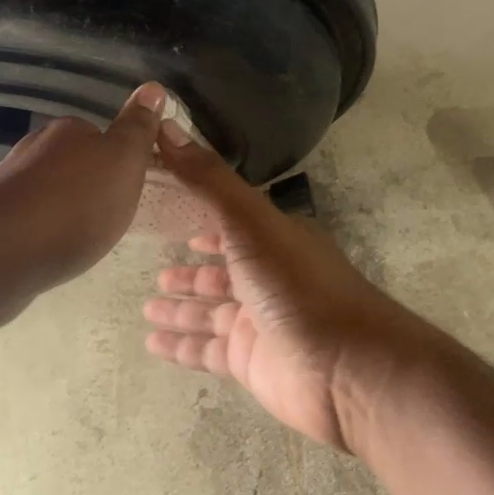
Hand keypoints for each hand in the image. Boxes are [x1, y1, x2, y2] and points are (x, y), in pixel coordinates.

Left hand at [0, 83, 166, 315]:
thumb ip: (137, 129)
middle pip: (77, 163)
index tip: (132, 189)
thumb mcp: (122, 162)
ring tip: (86, 237)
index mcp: (67, 130)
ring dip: (69, 208)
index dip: (121, 162)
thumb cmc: (73, 205)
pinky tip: (55, 248)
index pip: (103, 136)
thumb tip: (153, 87)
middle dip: (93, 185)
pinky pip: (35, 216)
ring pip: (53, 190)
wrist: (0, 253)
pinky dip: (48, 228)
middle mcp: (35, 147)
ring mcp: (12, 181)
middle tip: (113, 216)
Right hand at [142, 131, 404, 449]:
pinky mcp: (252, 364)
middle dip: (189, 272)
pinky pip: (207, 351)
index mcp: (277, 240)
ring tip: (145, 307)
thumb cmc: (298, 284)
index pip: (234, 225)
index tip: (171, 215)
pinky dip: (180, 347)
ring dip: (180, 310)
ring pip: (210, 314)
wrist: (348, 369)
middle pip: (221, 273)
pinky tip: (151, 344)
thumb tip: (166, 125)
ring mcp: (261, 324)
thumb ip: (207, 179)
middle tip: (153, 272)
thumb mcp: (249, 220)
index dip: (204, 221)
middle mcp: (269, 280)